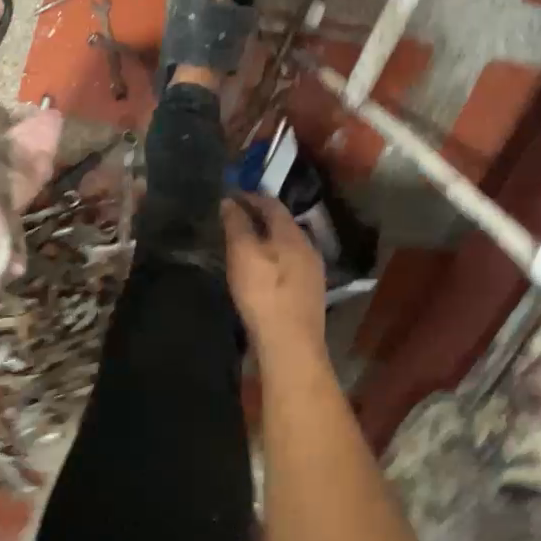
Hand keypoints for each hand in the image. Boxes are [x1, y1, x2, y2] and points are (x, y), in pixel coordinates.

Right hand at [221, 190, 327, 356]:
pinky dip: (272, 258)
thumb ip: (237, 224)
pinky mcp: (309, 294)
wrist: (290, 346)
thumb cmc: (263, 293)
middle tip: (233, 217)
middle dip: (258, 217)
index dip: (250, 196)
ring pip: (287, 245)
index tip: (229, 195)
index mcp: (293, 235)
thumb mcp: (242, 254)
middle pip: (282, 224)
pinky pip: (289, 264)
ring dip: (266, 239)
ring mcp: (312, 273)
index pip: (272, 203)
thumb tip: (229, 201)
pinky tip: (260, 270)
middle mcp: (308, 248)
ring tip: (243, 243)